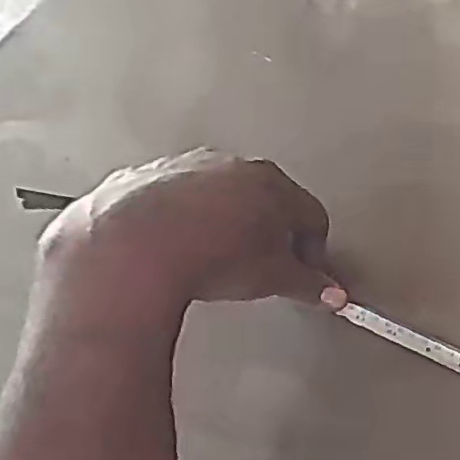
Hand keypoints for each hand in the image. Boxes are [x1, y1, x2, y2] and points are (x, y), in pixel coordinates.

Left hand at [38, 149, 342, 311]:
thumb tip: (326, 292)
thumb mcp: (275, 279)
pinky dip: (194, 221)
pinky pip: (187, 199)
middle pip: (273, 201)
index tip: (306, 273)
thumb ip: (310, 285)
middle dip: (276, 234)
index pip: (314, 217)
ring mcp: (191, 167)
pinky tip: (192, 250)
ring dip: (234, 225)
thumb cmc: (205, 254)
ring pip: (228, 197)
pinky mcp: (153, 177)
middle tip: (270, 267)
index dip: (315, 252)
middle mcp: (234, 166)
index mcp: (274, 183)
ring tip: (226, 261)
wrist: (133, 250)